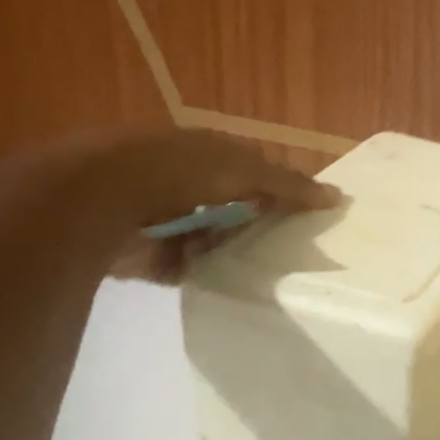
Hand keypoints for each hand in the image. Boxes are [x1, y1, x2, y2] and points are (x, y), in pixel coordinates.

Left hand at [95, 128, 341, 281]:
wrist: (102, 197)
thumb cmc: (181, 170)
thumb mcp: (246, 170)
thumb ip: (290, 185)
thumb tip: (337, 197)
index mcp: (205, 152)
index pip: (251, 170)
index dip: (279, 189)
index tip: (307, 214)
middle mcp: (181, 181)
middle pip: (230, 205)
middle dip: (255, 223)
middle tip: (292, 248)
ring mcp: (159, 218)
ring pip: (208, 238)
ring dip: (230, 251)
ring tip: (267, 273)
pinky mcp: (143, 253)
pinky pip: (183, 267)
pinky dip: (203, 276)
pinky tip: (229, 287)